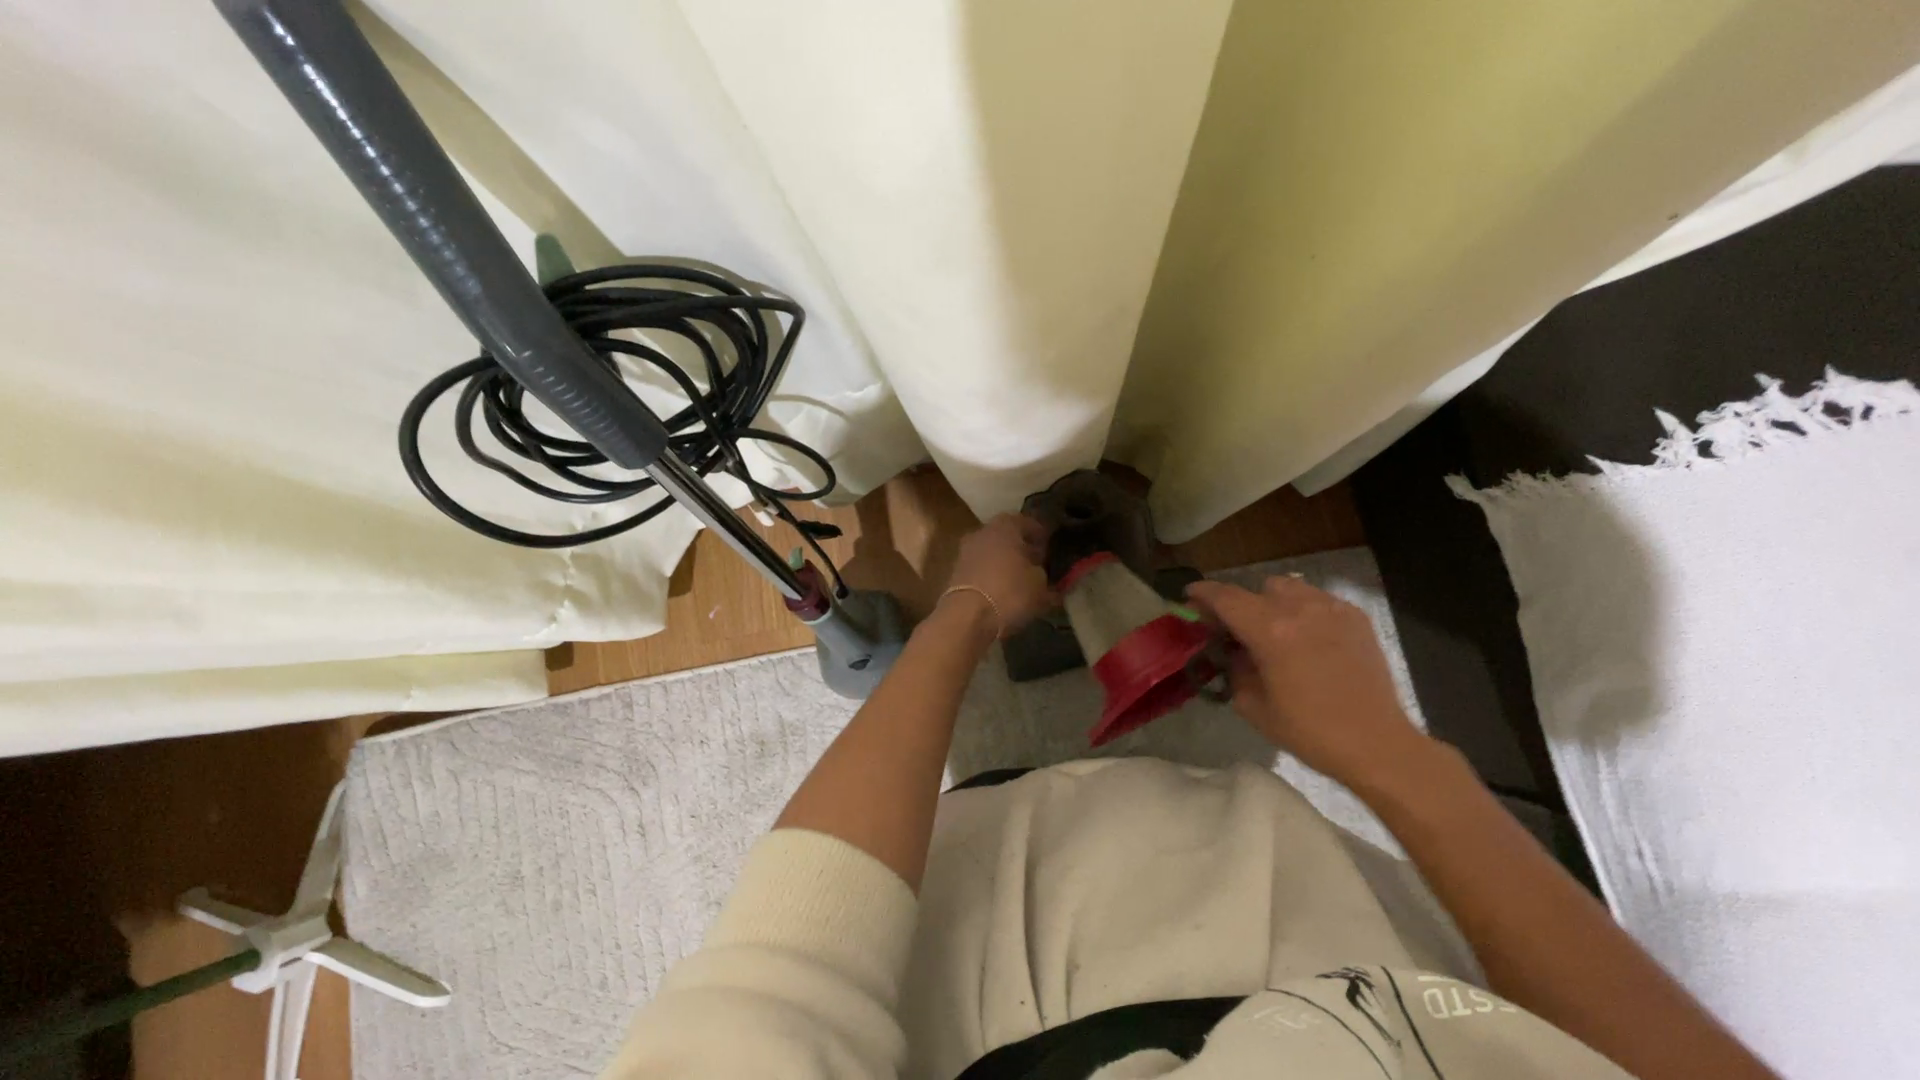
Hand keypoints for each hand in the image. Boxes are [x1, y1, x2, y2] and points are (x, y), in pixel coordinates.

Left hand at [945, 513, 1053, 638]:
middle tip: (1035, 563)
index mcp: (1005, 526)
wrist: (966, 617)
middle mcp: (981, 533)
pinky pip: (979, 571)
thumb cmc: (1010, 592)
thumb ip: (1043, 574)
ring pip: (990, 553)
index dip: (1039, 534)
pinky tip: (1001, 592)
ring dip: (1003, 563)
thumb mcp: (1040, 584)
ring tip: (1019, 580)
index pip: (1026, 522)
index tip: (1049, 546)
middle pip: (1005, 536)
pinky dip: (990, 577)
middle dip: (1020, 548)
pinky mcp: (954, 575)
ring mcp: (964, 553)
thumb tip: (1040, 573)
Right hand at [1185, 576, 1426, 782]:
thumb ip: (1235, 669)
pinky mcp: (1356, 618)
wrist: (1375, 743)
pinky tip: (1307, 640)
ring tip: (1274, 631)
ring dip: (1273, 603)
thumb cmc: (1309, 731)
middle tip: (1235, 629)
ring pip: (1291, 588)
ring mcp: (1332, 609)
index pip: (1226, 598)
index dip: (1203, 593)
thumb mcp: (1254, 706)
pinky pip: (1319, 601)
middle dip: (1241, 604)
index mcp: (1270, 630)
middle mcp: (1301, 608)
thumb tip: (1233, 653)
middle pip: (1258, 588)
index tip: (1190, 596)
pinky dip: (1304, 611)